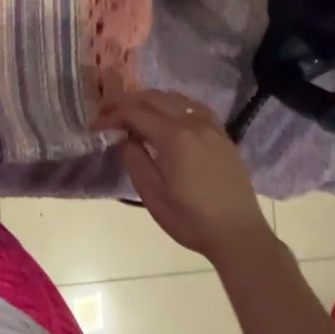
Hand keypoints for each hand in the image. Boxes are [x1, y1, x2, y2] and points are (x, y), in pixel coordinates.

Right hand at [95, 89, 272, 264]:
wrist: (238, 235)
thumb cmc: (191, 219)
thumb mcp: (152, 194)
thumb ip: (134, 159)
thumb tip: (126, 138)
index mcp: (173, 136)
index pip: (135, 113)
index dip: (112, 115)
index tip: (96, 125)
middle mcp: (193, 123)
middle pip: (154, 98)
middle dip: (127, 101)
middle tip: (109, 113)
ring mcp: (211, 128)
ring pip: (176, 98)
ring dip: (151, 100)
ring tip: (135, 113)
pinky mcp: (223, 137)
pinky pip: (195, 108)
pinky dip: (175, 105)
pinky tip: (169, 117)